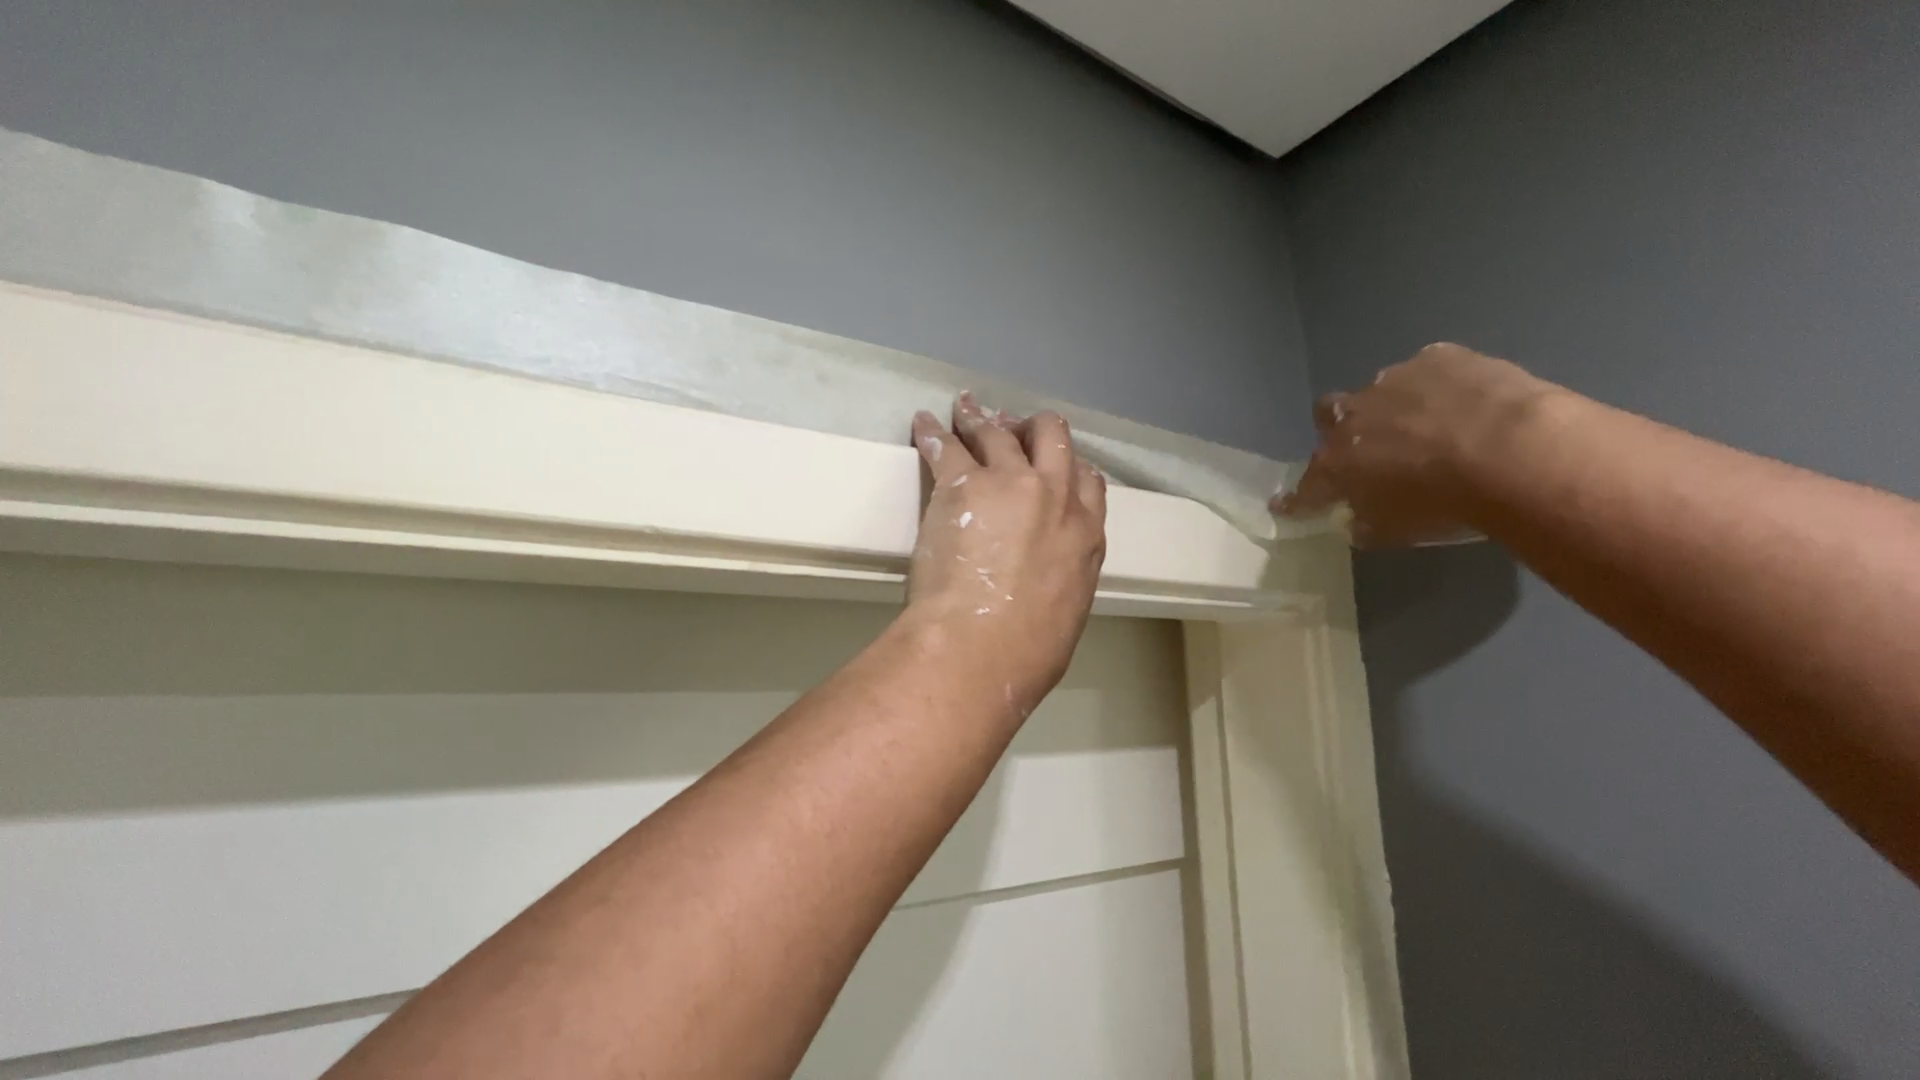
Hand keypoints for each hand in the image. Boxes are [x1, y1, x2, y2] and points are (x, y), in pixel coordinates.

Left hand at [906, 394, 1106, 709]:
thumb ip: (1064, 583)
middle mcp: (1055, 497)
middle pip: (1053, 438)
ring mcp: (1010, 484)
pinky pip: (946, 444)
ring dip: (981, 418)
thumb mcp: (1068, 615)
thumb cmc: (1026, 652)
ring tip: (965, 408)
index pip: (1088, 482)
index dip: (1071, 466)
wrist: (980, 645)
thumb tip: (1050, 587)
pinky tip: (923, 423)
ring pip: (999, 433)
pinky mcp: (963, 483)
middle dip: (1035, 427)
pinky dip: (933, 431)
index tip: (1055, 464)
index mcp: (1087, 536)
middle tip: (1014, 426)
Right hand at [1274, 343, 1562, 546]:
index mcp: (1336, 463)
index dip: (1297, 498)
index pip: (1305, 486)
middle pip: (1328, 415)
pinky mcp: (1439, 357)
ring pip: (1381, 390)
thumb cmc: (1445, 504)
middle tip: (1370, 447)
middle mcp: (1353, 416)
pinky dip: (1440, 385)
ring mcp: (1394, 380)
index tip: (1287, 506)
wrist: (1511, 452)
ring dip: (1395, 406)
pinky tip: (1468, 401)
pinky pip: (1430, 369)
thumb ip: (1368, 523)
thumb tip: (1358, 520)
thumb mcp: (1397, 532)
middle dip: (1341, 428)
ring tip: (1433, 424)